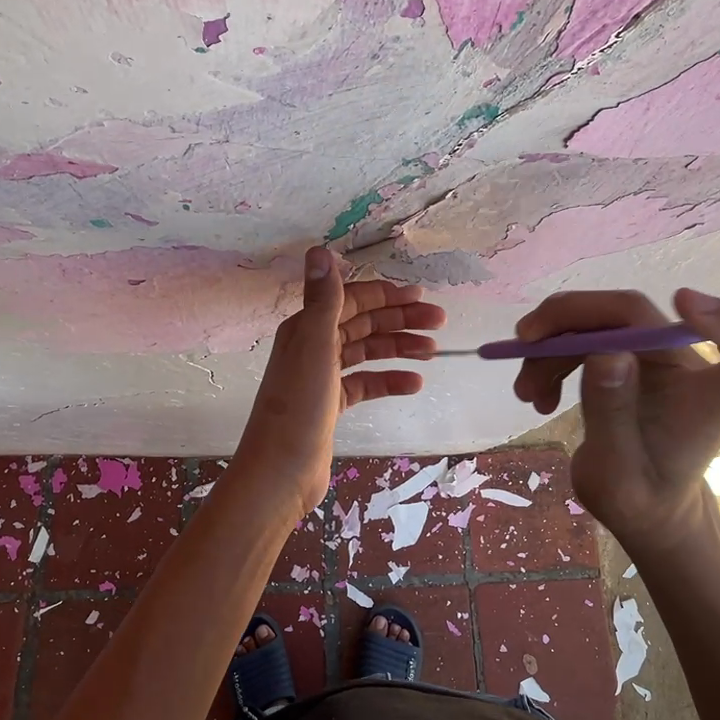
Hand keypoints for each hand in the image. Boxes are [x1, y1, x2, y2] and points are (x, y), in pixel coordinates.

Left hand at [232, 246, 446, 515]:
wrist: (280, 471)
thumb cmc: (299, 405)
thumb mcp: (315, 346)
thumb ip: (323, 298)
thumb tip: (319, 248)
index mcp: (306, 327)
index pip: (352, 300)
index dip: (385, 295)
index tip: (421, 295)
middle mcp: (313, 346)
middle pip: (363, 324)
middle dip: (400, 319)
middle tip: (439, 321)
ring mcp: (321, 377)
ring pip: (366, 352)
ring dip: (398, 347)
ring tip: (433, 350)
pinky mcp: (330, 405)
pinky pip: (365, 383)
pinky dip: (388, 380)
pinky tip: (414, 383)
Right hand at [513, 289, 719, 544]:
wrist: (640, 504)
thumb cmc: (641, 500)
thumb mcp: (617, 475)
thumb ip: (612, 415)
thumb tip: (606, 352)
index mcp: (713, 402)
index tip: (683, 302)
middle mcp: (690, 366)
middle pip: (637, 314)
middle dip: (575, 316)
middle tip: (525, 338)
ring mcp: (657, 356)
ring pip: (599, 321)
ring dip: (551, 343)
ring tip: (525, 392)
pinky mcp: (629, 353)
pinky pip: (585, 335)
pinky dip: (552, 355)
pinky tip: (537, 395)